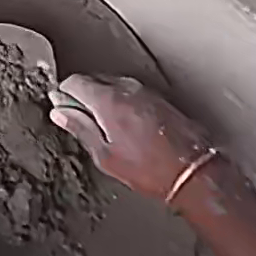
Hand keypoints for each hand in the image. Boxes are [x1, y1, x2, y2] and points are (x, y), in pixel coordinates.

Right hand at [47, 74, 212, 201]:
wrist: (196, 175)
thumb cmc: (150, 170)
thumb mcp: (105, 155)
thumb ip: (80, 128)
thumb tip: (59, 112)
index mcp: (107, 100)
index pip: (74, 81)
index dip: (64, 94)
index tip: (63, 109)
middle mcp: (126, 89)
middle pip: (93, 79)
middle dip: (84, 96)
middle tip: (83, 121)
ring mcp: (146, 92)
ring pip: (113, 85)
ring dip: (104, 99)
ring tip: (107, 127)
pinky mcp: (161, 99)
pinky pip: (131, 93)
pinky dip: (123, 103)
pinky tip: (127, 126)